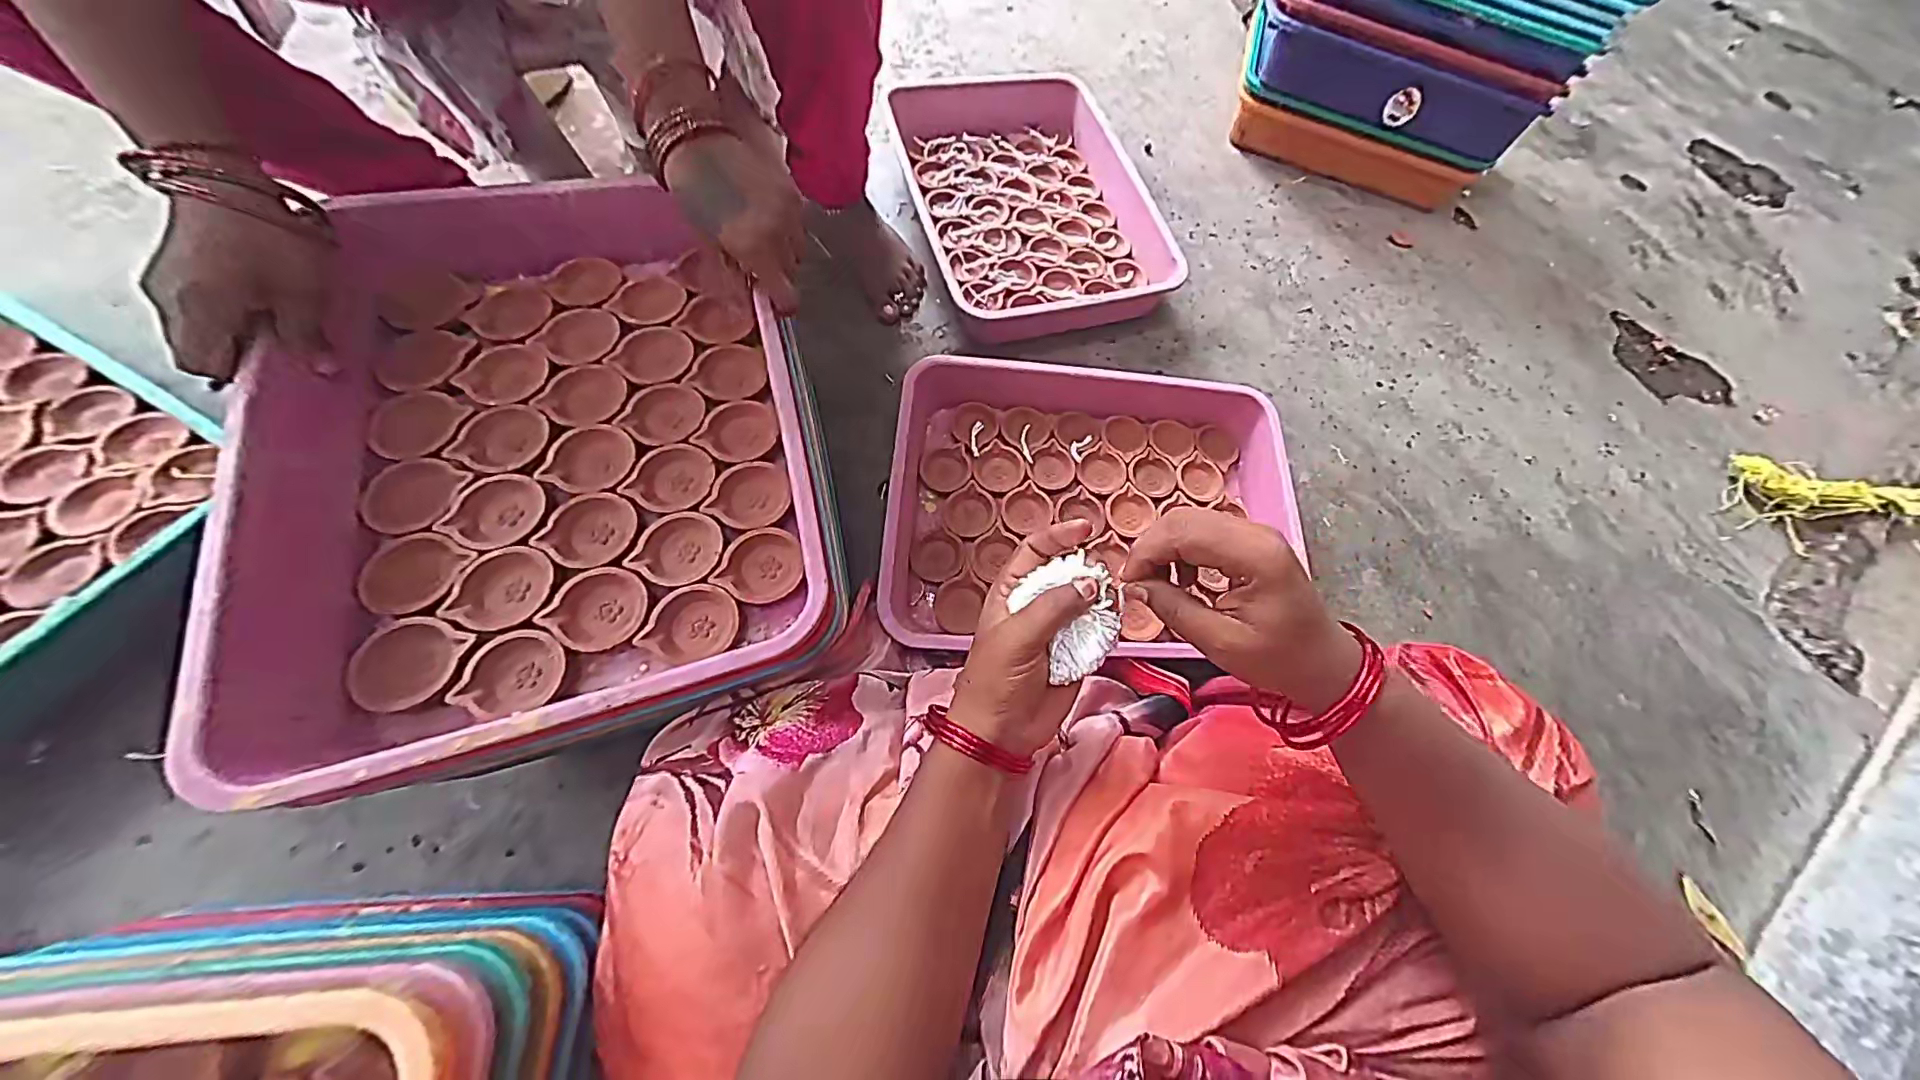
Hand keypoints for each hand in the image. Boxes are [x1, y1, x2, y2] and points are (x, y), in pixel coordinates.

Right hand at [142, 197, 331, 381]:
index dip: (244, 379)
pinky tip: (267, 307)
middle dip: (246, 359)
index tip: (285, 376)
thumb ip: (307, 336)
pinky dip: (233, 316)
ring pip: (203, 329)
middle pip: (202, 351)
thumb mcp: (302, 293)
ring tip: (284, 329)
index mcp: (196, 315)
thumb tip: (322, 372)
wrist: (222, 175)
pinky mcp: (176, 266)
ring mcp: (166, 282)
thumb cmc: (268, 238)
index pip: (205, 368)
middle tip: (291, 354)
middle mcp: (167, 302)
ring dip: (242, 336)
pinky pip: (203, 307)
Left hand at [660, 133, 803, 313]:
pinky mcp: (795, 192)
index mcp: (756, 247)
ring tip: (762, 240)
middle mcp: (780, 232)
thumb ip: (732, 274)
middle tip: (758, 266)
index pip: (787, 293)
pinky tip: (766, 220)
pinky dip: (787, 230)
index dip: (781, 302)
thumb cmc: (693, 190)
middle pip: (793, 271)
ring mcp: (791, 211)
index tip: (772, 302)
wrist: (699, 136)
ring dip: (785, 252)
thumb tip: (746, 300)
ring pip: (799, 249)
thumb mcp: (707, 240)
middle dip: (779, 274)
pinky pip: (799, 226)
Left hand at [948, 518, 1099, 756]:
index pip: (1034, 551)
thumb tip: (1090, 583)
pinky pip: (1098, 630)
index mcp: (1011, 592)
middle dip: (1088, 569)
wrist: (1001, 731)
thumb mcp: (1018, 636)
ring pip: (1087, 601)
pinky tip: (1114, 623)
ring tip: (1114, 600)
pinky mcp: (1078, 651)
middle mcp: (1036, 605)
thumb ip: (1054, 607)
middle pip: (1067, 573)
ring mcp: (1058, 628)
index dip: (1058, 537)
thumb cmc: (995, 679)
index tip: (1085, 528)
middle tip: (1106, 574)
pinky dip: (1109, 625)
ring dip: (1102, 599)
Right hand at [1120, 508, 1360, 709]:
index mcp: (1255, 556)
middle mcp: (1256, 533)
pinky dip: (1180, 551)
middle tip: (1137, 584)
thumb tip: (1136, 586)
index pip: (1183, 532)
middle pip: (1183, 519)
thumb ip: (1173, 609)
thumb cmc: (1278, 659)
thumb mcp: (1219, 642)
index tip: (1128, 583)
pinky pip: (1202, 531)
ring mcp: (1255, 534)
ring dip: (1163, 548)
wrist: (1322, 662)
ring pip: (1189, 521)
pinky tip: (1181, 580)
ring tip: (1157, 585)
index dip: (1146, 553)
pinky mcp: (1250, 541)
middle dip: (1150, 548)